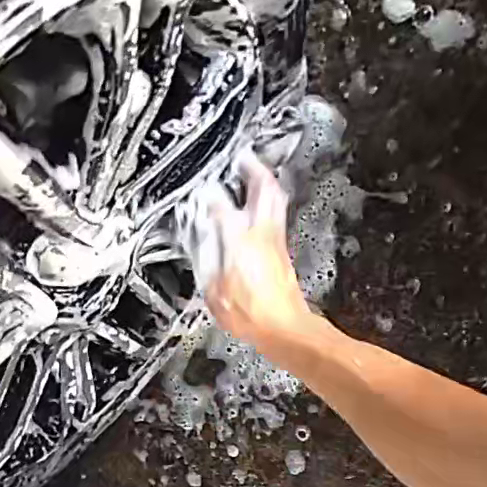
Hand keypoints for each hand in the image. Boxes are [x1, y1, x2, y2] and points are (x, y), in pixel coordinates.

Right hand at [195, 152, 322, 354]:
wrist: (285, 329)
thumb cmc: (254, 314)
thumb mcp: (215, 290)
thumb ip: (207, 260)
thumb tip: (201, 241)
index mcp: (239, 239)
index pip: (220, 204)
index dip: (208, 192)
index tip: (201, 186)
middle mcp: (262, 235)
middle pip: (264, 189)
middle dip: (253, 169)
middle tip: (243, 158)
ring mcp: (276, 243)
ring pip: (275, 201)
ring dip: (265, 184)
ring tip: (255, 175)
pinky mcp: (284, 254)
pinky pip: (277, 219)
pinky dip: (269, 206)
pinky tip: (261, 212)